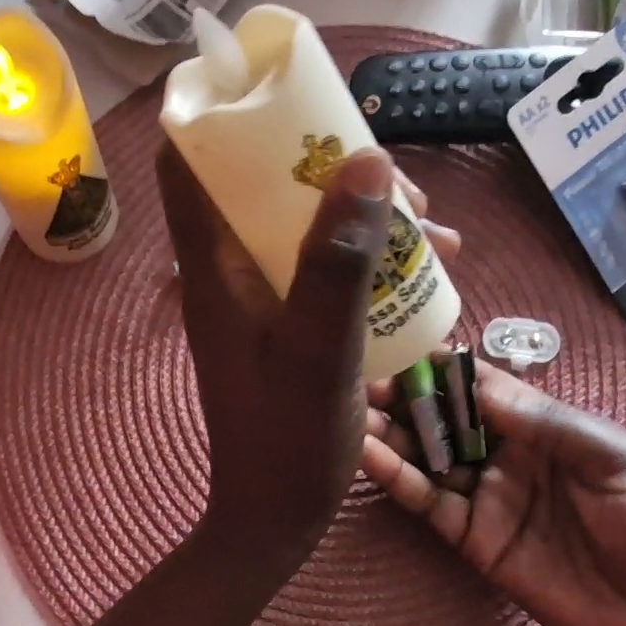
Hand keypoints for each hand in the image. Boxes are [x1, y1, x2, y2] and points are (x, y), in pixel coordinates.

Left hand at [157, 144, 458, 567]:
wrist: (273, 519)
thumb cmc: (287, 442)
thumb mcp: (318, 348)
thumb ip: (337, 259)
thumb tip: (369, 161)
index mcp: (213, 268)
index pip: (189, 161)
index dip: (229, 117)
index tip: (299, 106)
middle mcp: (226, 275)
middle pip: (265, 187)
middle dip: (335, 171)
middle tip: (408, 196)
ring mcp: (255, 304)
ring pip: (303, 230)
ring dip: (365, 220)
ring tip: (435, 241)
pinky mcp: (283, 330)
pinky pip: (321, 273)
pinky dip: (365, 264)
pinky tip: (419, 280)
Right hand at [363, 362, 625, 625]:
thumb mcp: (617, 458)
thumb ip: (547, 422)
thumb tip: (479, 382)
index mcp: (549, 428)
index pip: (485, 388)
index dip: (446, 368)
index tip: (401, 347)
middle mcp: (509, 457)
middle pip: (447, 420)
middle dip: (407, 398)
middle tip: (359, 380)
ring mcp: (487, 499)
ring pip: (428, 459)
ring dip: (391, 434)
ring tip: (349, 411)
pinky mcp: (472, 539)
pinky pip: (428, 503)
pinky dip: (397, 480)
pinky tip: (368, 455)